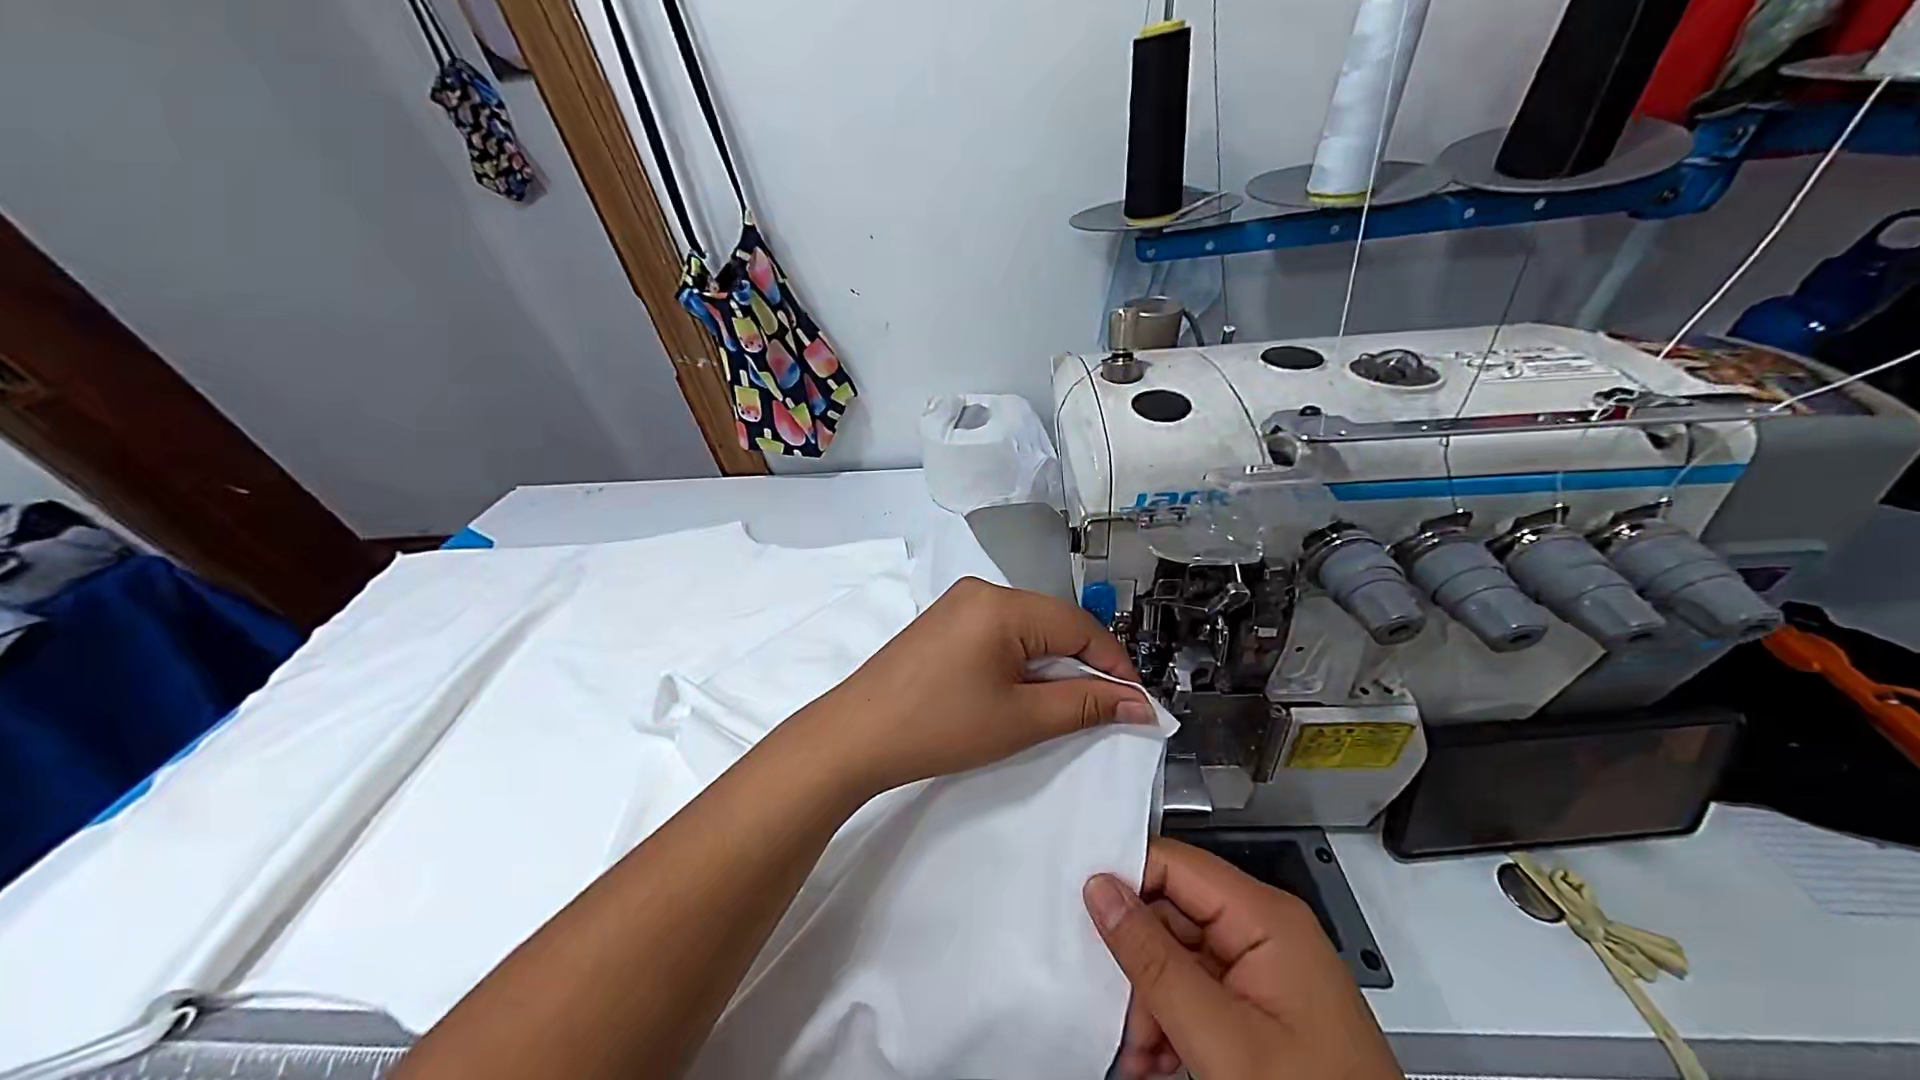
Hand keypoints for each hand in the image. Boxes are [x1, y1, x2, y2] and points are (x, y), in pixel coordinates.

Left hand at [801, 577, 1154, 794]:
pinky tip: (1018, 691)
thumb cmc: (937, 727)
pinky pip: (999, 632)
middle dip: (1081, 665)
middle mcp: (980, 590)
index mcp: (1001, 603)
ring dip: (1050, 664)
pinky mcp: (943, 621)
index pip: (1079, 626)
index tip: (1135, 702)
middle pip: (1053, 623)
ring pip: (1027, 628)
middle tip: (1100, 709)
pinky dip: (1020, 660)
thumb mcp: (1021, 719)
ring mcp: (957, 603)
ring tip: (1057, 706)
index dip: (1114, 664)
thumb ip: (1085, 704)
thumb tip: (1137, 703)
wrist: (855, 736)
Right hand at [1084, 839, 1401, 1079]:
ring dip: (1148, 1002)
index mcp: (1266, 917)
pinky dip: (1169, 1020)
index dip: (1125, 880)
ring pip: (1175, 956)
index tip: (1084, 911)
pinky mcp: (1257, 1001)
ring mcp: (1261, 967)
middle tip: (1118, 1012)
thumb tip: (1102, 891)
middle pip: (1169, 912)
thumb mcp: (1221, 1037)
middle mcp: (1264, 930)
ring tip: (1140, 1053)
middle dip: (1137, 964)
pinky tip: (1158, 1058)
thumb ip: (1154, 959)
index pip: (1173, 862)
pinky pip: (1195, 989)